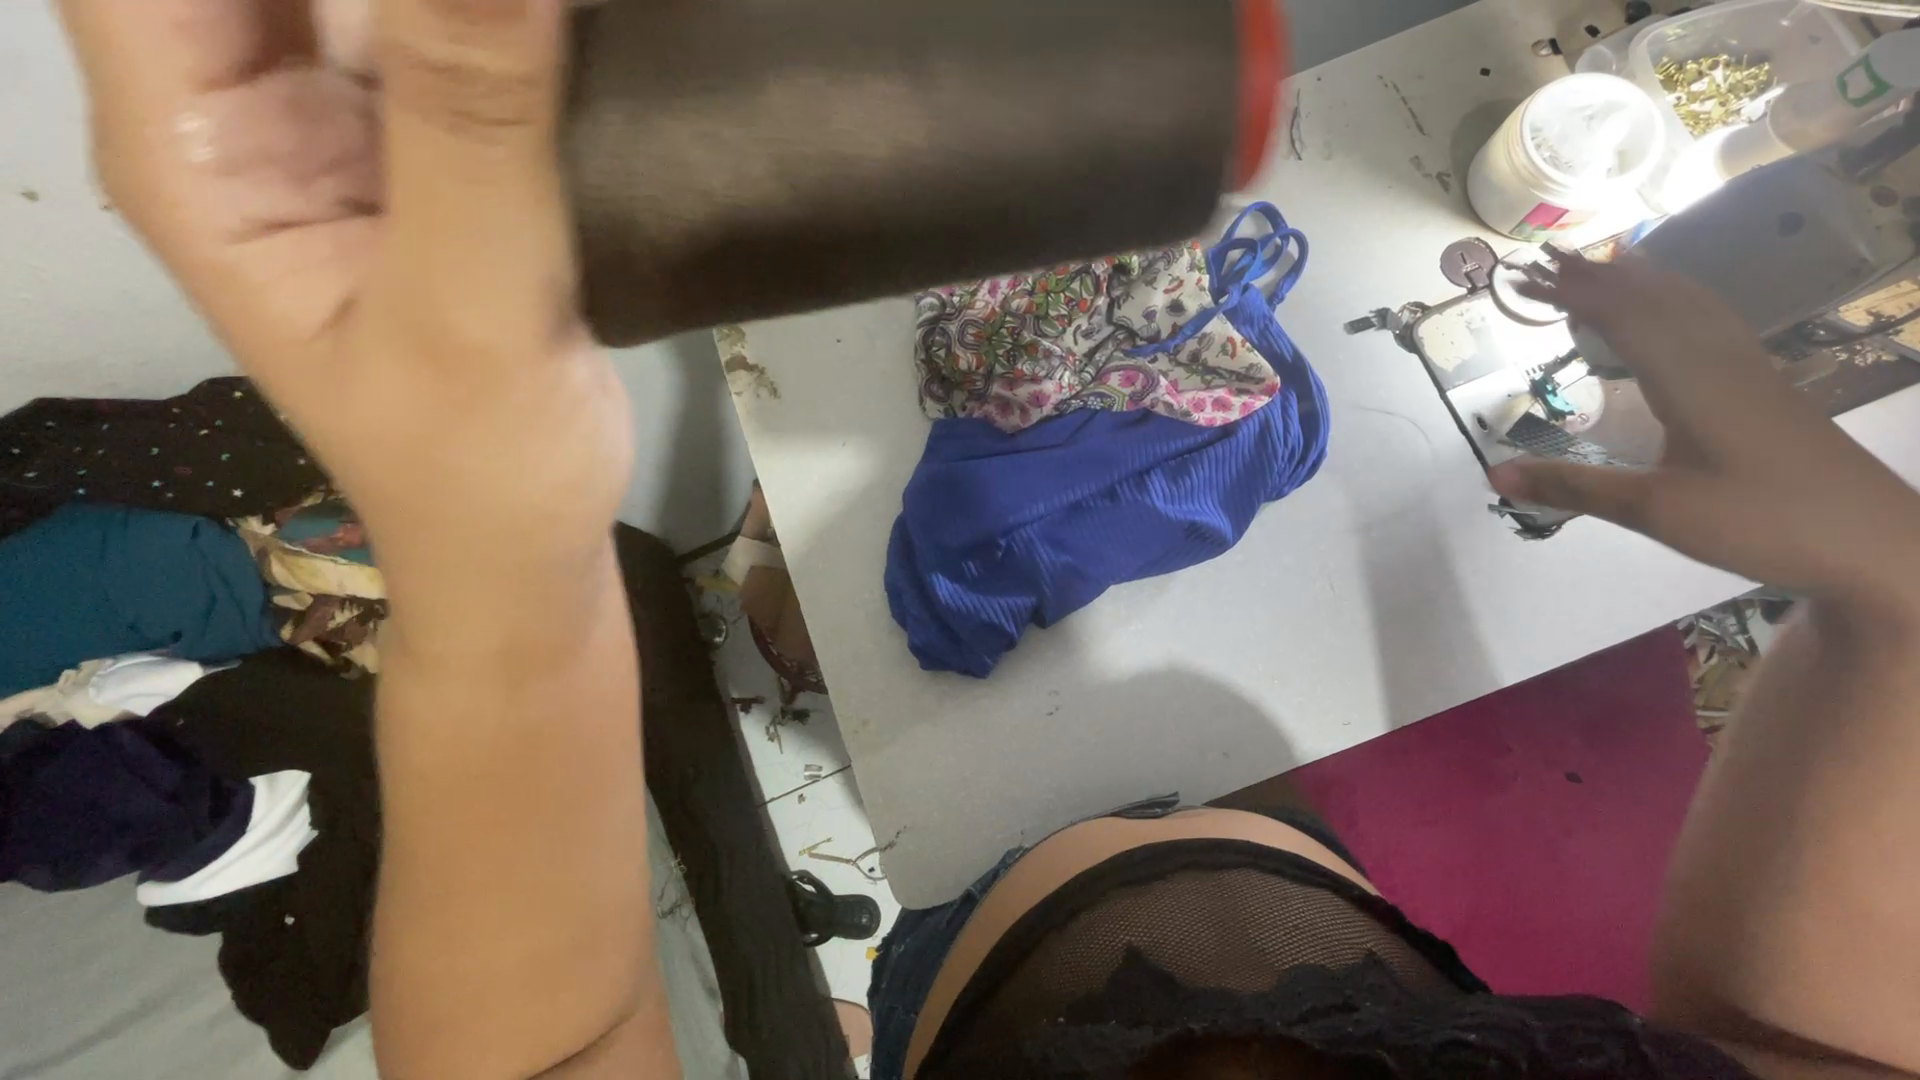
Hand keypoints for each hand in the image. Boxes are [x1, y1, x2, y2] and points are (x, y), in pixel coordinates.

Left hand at [56, 0, 630, 595]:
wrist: (528, 539)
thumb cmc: (480, 463)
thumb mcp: (470, 304)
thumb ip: (471, 121)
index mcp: (195, 137)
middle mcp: (254, 106)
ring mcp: (363, 134)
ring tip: (563, 6)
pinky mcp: (453, 167)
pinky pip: (464, 44)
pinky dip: (508, 15)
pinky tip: (574, 25)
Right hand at [1488, 255, 1919, 610]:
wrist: (1877, 543)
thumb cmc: (1764, 523)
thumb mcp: (1655, 511)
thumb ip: (1572, 487)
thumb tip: (1492, 472)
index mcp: (1692, 382)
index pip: (1625, 318)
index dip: (1573, 294)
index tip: (1524, 279)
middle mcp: (1722, 363)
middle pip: (1657, 301)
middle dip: (1599, 279)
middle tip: (1547, 265)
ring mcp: (1750, 373)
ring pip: (1692, 306)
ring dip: (1641, 282)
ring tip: (1603, 265)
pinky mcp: (1764, 389)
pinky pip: (1712, 324)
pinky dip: (1677, 303)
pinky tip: (1672, 311)